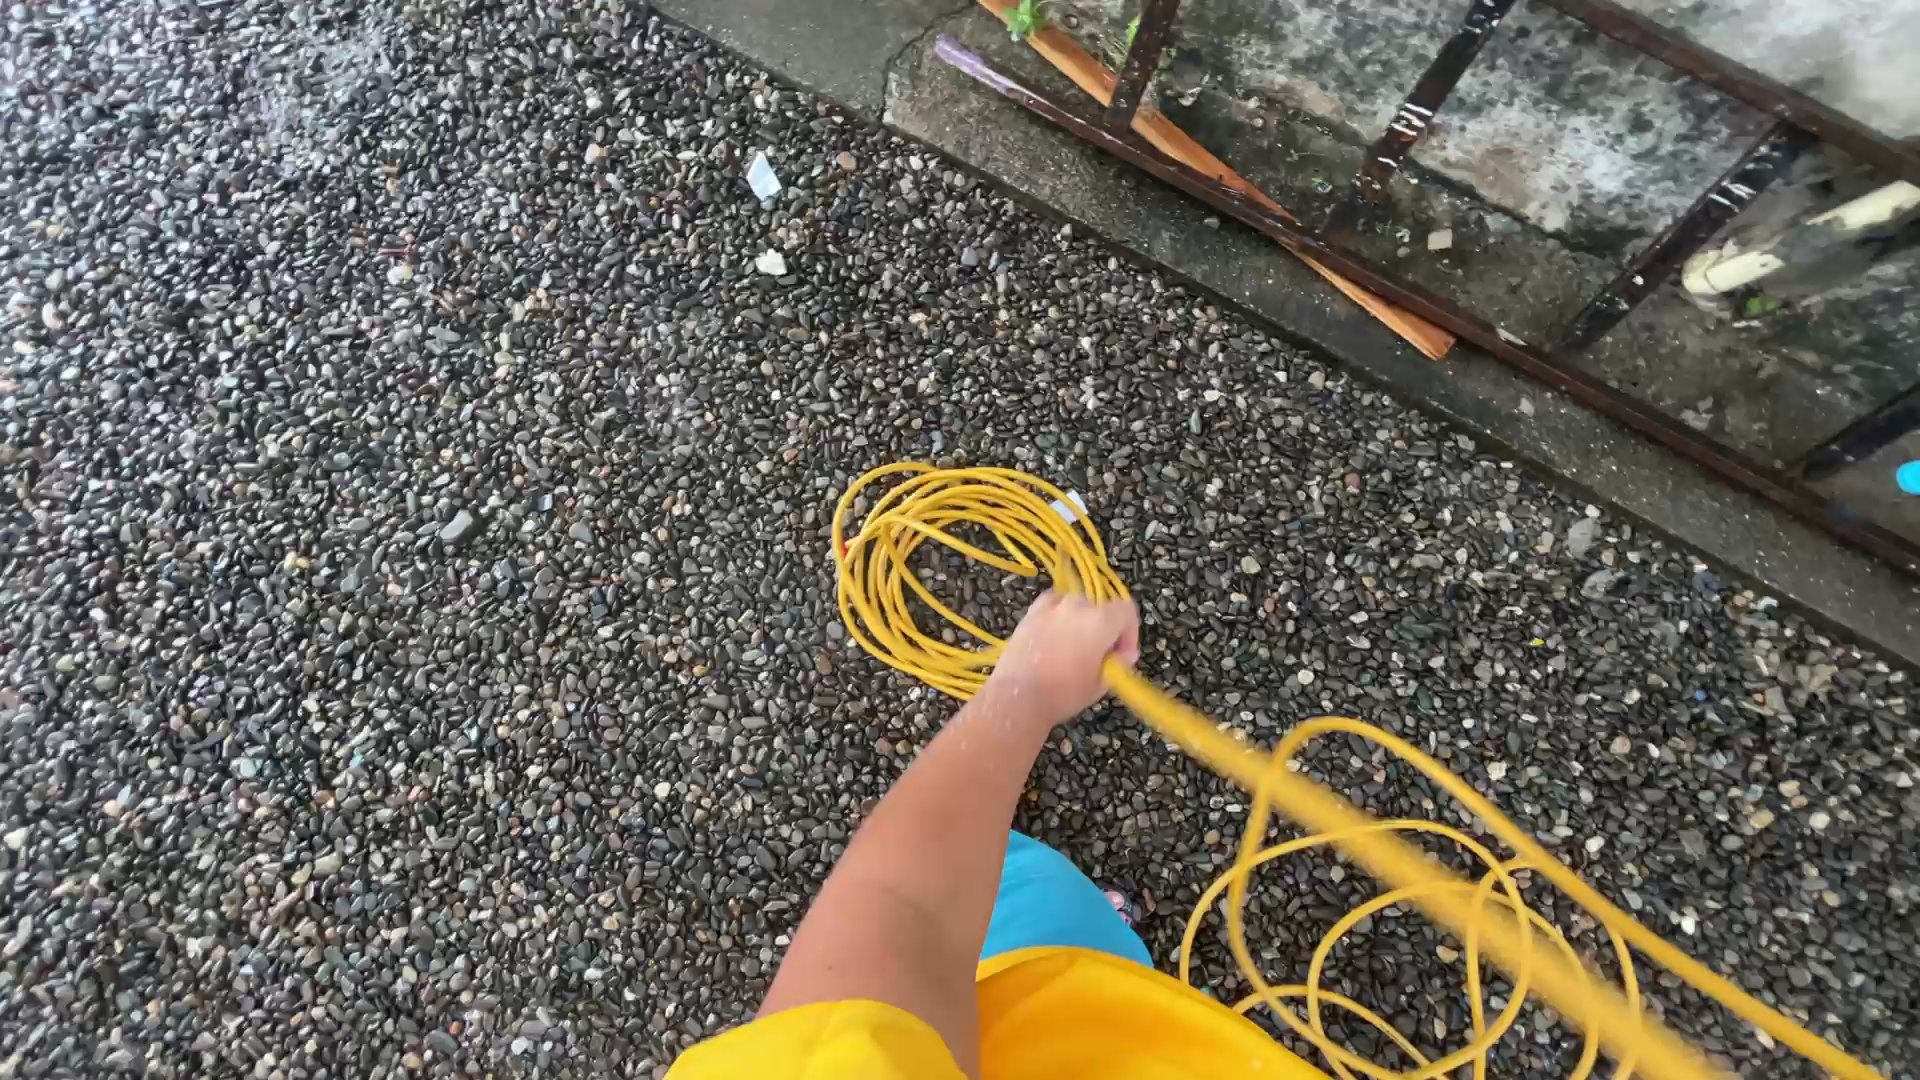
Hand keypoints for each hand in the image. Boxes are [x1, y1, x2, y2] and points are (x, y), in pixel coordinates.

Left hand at [983, 591, 1139, 727]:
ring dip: (1081, 620)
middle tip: (1099, 655)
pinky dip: (1058, 614)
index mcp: (1100, 621)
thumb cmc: (1064, 693)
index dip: (1129, 632)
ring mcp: (1051, 607)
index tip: (1122, 654)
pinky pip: (1052, 604)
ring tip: (1074, 646)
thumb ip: (1118, 664)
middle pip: (1100, 608)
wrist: (1019, 696)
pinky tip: (1054, 634)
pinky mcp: (1030, 613)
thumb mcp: (1100, 684)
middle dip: (1105, 628)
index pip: (1126, 610)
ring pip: (1076, 605)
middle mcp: (1076, 606)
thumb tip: (1125, 653)